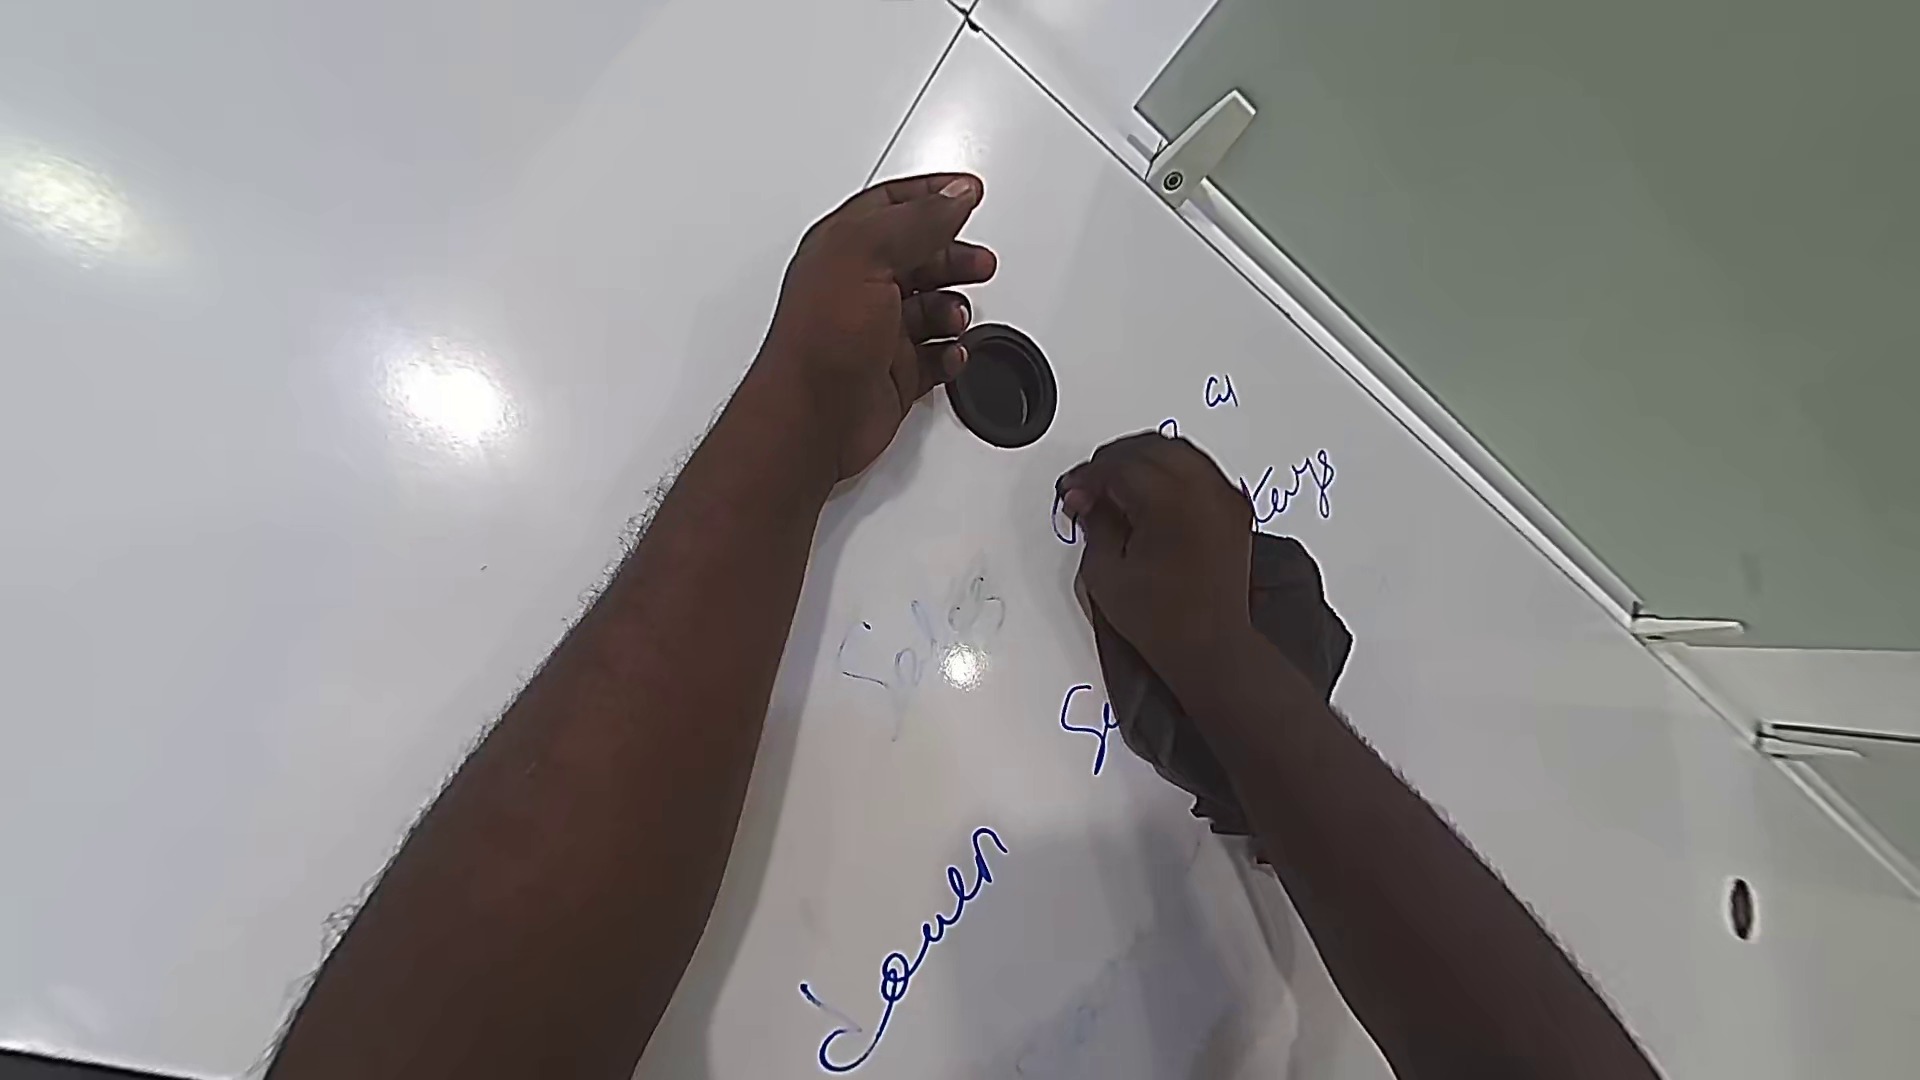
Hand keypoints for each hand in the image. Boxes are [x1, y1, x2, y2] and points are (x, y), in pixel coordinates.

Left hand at [753, 173, 996, 479]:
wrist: (815, 417)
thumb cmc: (823, 341)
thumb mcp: (869, 257)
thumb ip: (917, 221)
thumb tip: (955, 195)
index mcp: (845, 249)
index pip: (894, 208)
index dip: (933, 195)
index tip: (968, 192)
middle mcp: (861, 288)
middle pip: (919, 259)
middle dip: (953, 257)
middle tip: (979, 262)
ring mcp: (878, 334)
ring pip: (930, 311)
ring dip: (952, 309)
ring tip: (956, 317)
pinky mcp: (894, 375)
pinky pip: (934, 359)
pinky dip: (950, 354)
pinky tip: (953, 353)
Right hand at [1058, 432, 1254, 687]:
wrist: (1210, 646)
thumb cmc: (1162, 620)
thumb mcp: (1105, 572)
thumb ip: (1095, 524)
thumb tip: (1088, 499)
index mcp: (1172, 503)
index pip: (1121, 466)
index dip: (1089, 476)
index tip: (1073, 491)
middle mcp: (1205, 492)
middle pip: (1150, 447)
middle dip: (1112, 462)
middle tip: (1088, 486)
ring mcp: (1224, 498)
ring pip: (1176, 450)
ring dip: (1140, 460)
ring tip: (1114, 488)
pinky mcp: (1233, 509)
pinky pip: (1197, 468)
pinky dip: (1167, 470)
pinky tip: (1146, 492)